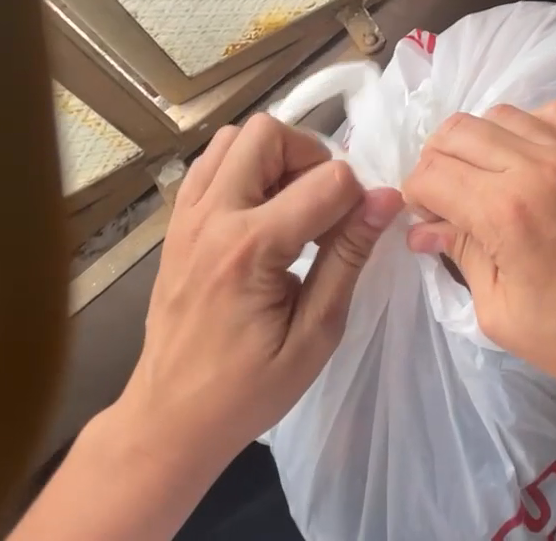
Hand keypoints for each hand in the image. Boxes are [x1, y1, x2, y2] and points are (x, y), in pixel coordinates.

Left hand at [110, 115, 402, 464]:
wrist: (168, 422)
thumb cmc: (248, 389)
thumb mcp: (316, 333)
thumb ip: (349, 256)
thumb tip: (387, 198)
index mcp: (250, 250)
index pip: (327, 180)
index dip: (358, 200)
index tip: (356, 235)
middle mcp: (212, 218)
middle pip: (270, 133)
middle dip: (312, 157)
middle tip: (324, 206)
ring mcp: (186, 216)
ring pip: (235, 136)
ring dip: (276, 156)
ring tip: (292, 204)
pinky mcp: (176, 223)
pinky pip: (211, 162)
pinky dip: (245, 167)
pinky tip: (262, 210)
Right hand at [401, 100, 555, 415]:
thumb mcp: (501, 314)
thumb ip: (461, 254)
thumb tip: (424, 228)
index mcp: (505, 211)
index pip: (430, 172)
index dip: (417, 196)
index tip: (429, 219)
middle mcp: (538, 165)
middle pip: (457, 131)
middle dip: (439, 163)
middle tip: (450, 198)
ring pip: (501, 114)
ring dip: (481, 143)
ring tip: (489, 179)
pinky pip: (554, 112)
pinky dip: (531, 128)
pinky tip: (534, 161)